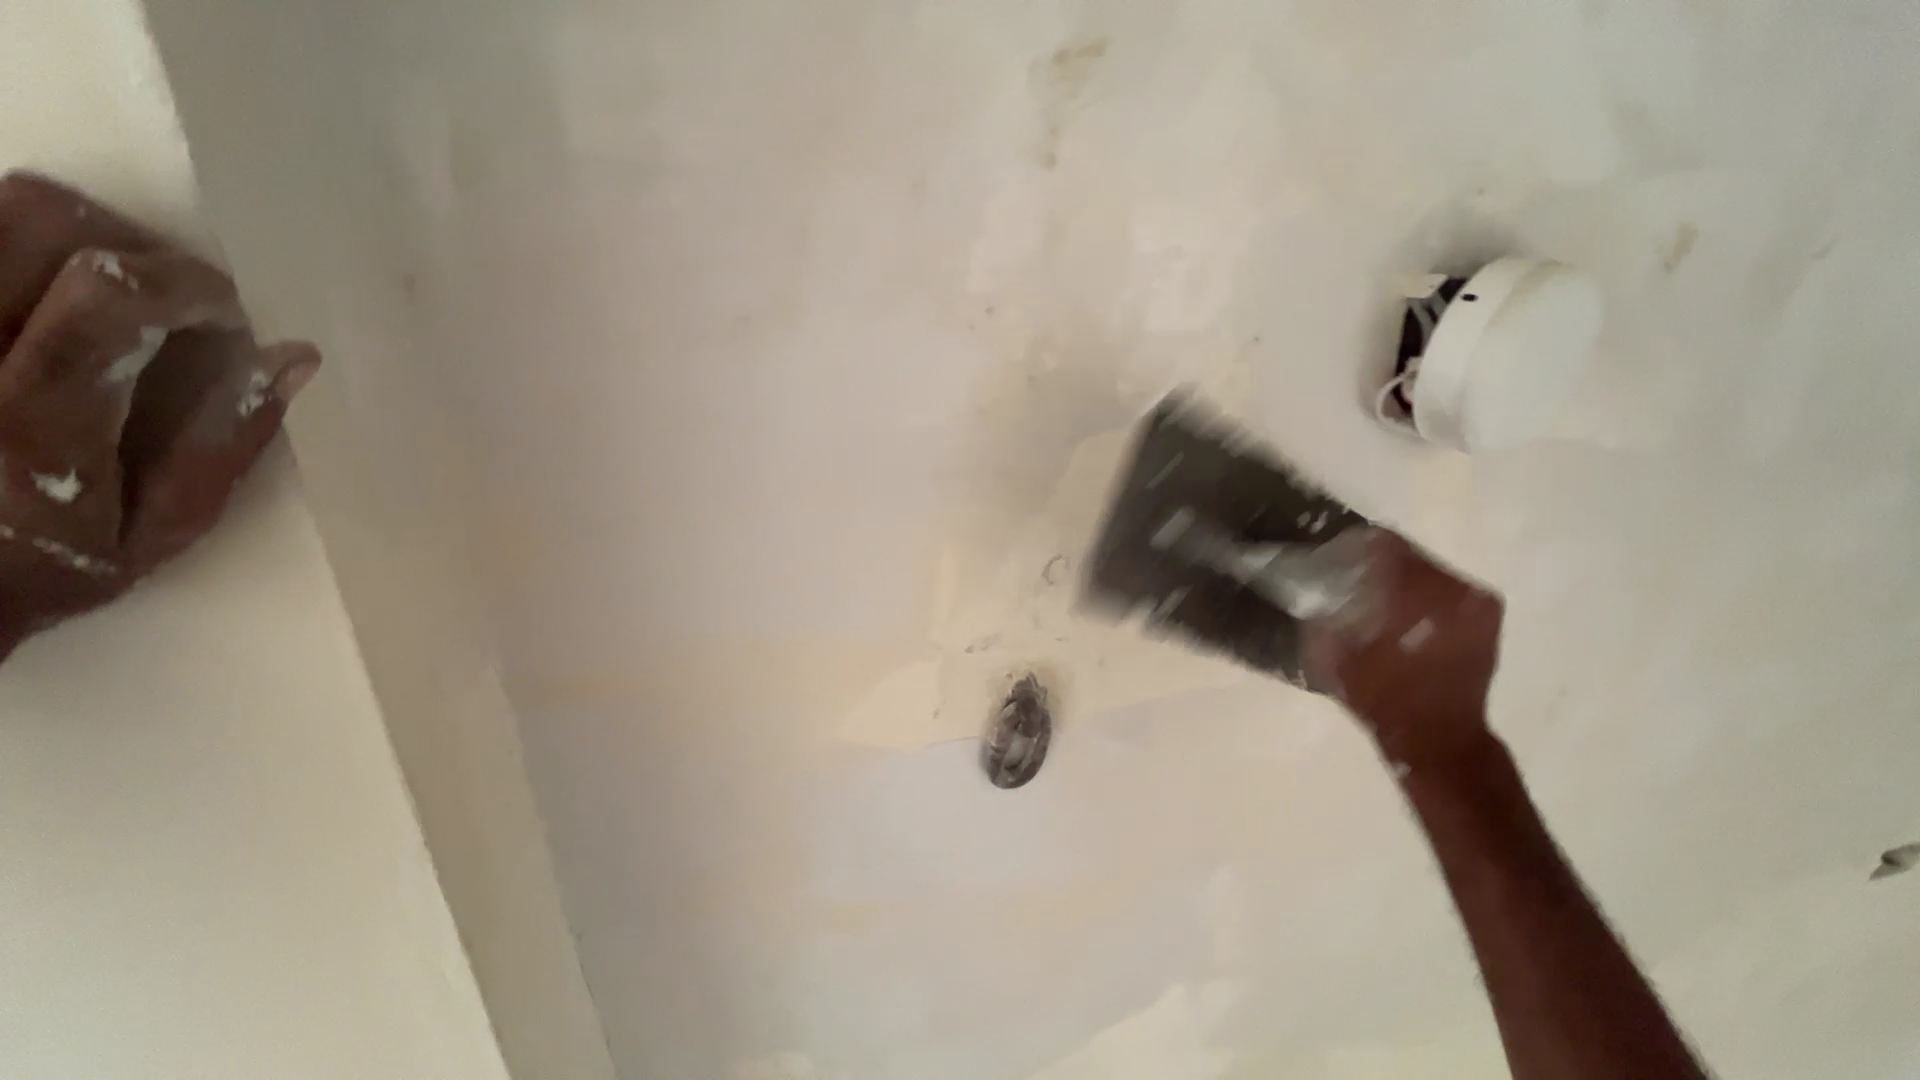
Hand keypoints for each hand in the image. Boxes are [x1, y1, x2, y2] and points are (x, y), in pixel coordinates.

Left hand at [0, 171, 318, 657]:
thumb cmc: (45, 568)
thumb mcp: (158, 531)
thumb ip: (224, 447)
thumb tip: (293, 359)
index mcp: (33, 425)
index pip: (114, 296)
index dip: (190, 285)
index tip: (228, 314)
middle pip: (37, 219)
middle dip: (128, 242)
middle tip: (167, 293)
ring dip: (68, 237)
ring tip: (106, 293)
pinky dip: (24, 254)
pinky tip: (50, 301)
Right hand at [1304, 528, 1503, 766]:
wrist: (1441, 741)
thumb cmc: (1386, 700)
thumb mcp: (1339, 657)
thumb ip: (1326, 615)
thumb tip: (1314, 587)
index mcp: (1422, 593)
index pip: (1384, 545)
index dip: (1351, 547)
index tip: (1328, 556)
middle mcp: (1458, 589)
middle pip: (1407, 555)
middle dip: (1373, 563)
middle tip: (1344, 575)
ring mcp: (1477, 603)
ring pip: (1426, 571)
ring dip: (1396, 579)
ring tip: (1369, 594)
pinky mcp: (1485, 618)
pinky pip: (1444, 591)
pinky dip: (1418, 596)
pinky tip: (1397, 613)